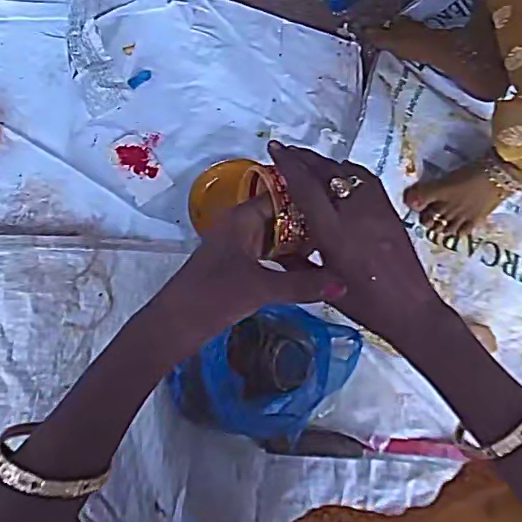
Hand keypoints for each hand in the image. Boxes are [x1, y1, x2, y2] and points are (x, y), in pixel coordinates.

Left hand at [154, 197, 342, 346]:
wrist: (174, 326)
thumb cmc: (212, 296)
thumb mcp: (261, 288)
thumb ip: (303, 285)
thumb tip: (344, 283)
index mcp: (243, 218)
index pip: (284, 195)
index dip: (311, 199)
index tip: (342, 206)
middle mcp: (243, 226)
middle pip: (285, 217)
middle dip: (313, 226)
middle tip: (347, 234)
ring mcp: (242, 247)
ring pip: (281, 239)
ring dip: (305, 248)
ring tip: (339, 255)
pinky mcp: (241, 267)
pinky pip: (274, 257)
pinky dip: (293, 264)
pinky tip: (316, 277)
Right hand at [268, 142, 454, 346]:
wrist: (410, 308)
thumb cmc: (365, 304)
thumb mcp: (325, 285)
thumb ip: (298, 264)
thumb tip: (279, 248)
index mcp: (333, 232)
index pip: (306, 187)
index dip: (288, 164)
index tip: (275, 149)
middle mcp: (354, 213)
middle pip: (326, 172)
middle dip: (304, 157)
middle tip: (286, 150)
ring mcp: (376, 208)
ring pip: (348, 172)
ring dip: (326, 163)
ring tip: (310, 162)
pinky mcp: (391, 210)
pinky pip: (367, 180)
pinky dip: (349, 172)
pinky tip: (341, 177)